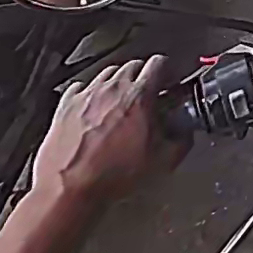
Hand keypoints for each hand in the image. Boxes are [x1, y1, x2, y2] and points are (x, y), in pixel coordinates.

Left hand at [29, 56, 184, 209]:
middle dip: (144, 76)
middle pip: (133, 65)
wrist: (69, 190)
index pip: (159, 63)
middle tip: (147, 94)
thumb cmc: (112, 174)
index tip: (169, 81)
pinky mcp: (66, 106)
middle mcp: (113, 88)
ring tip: (121, 102)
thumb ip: (181, 141)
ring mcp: (87, 94)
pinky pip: (81, 87)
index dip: (168, 70)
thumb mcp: (161, 161)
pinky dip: (90, 93)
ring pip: (107, 73)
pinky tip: (93, 108)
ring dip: (118, 82)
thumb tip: (186, 134)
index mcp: (139, 96)